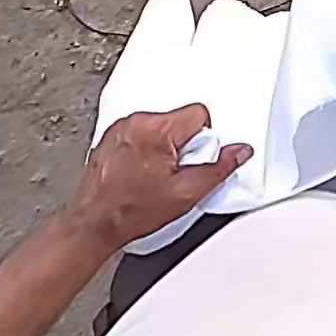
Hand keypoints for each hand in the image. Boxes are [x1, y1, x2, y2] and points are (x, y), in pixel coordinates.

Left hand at [64, 104, 251, 254]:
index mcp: (156, 129)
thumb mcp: (186, 193)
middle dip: (182, 144)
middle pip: (178, 120)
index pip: (199, 113)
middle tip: (171, 174)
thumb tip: (240, 151)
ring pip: (159, 127)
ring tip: (153, 176)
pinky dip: (144, 149)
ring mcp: (120, 127)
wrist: (94, 223)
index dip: (202, 140)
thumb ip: (219, 168)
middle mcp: (136, 121)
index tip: (190, 161)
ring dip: (163, 146)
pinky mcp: (110, 136)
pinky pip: (140, 133)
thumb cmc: (131, 211)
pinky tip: (139, 173)